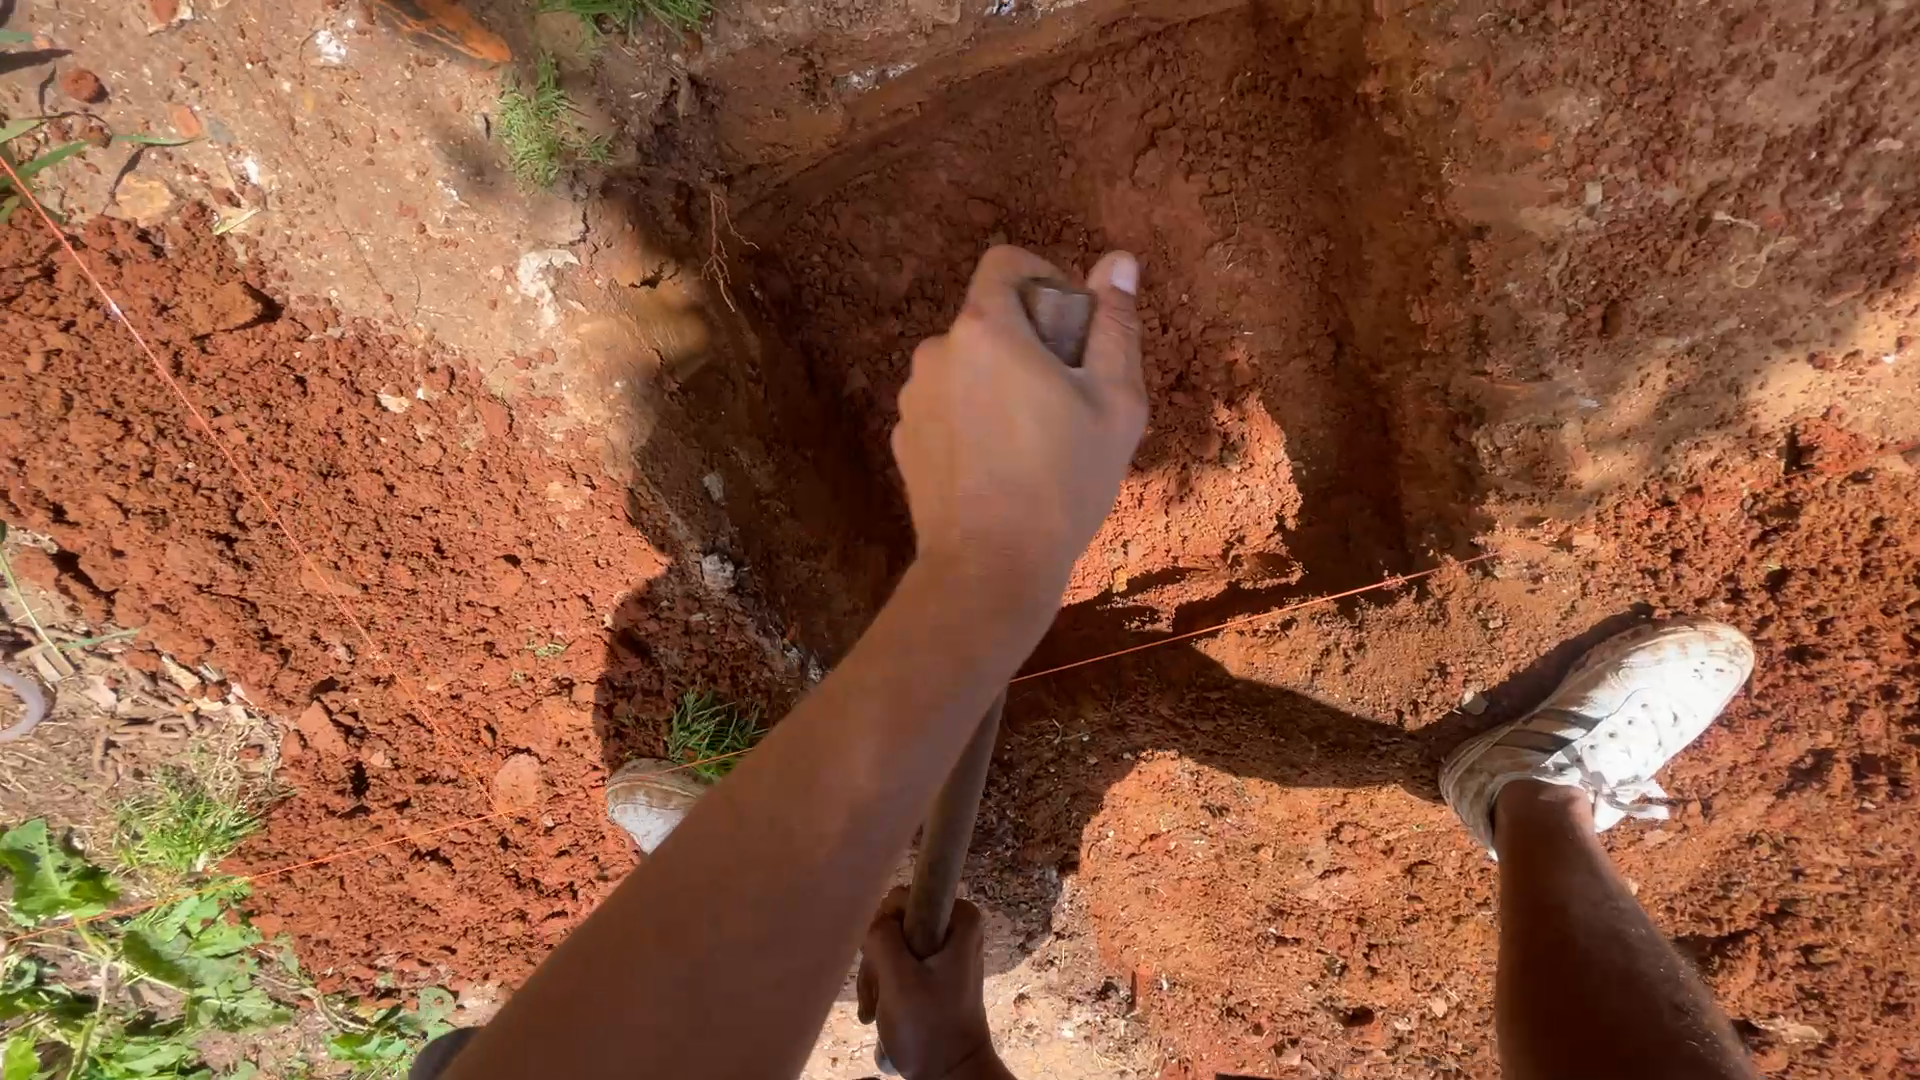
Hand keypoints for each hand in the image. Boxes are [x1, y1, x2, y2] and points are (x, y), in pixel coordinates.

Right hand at [857, 888, 1006, 1079]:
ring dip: (879, 976)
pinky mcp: (938, 966)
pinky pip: (903, 960)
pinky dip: (887, 983)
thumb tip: (878, 919)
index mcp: (959, 916)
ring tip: (874, 1010)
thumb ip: (882, 935)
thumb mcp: (898, 978)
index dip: (887, 928)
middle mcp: (957, 923)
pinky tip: (879, 1010)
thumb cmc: (929, 1028)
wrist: (952, 1075)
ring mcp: (948, 945)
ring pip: (895, 943)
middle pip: (897, 923)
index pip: (904, 899)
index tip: (885, 964)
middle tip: (876, 993)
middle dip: (879, 959)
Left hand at [891, 246, 1147, 600]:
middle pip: (986, 320)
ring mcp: (910, 400)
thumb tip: (1118, 261)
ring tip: (1032, 439)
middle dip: (1028, 341)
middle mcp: (934, 353)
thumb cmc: (1063, 481)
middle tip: (1065, 397)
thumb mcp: (1115, 401)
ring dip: (997, 382)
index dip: (1045, 278)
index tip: (1072, 324)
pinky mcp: (902, 441)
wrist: (989, 568)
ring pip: (964, 368)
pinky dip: (970, 418)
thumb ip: (1115, 324)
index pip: (1005, 263)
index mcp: (983, 329)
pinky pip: (944, 408)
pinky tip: (996, 466)